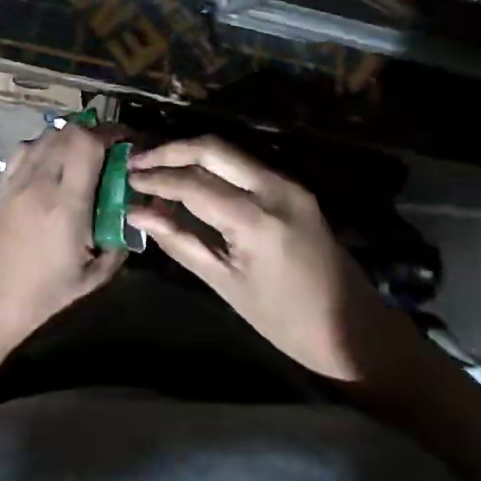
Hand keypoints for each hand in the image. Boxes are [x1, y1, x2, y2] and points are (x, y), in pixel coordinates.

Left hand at [0, 126, 124, 348]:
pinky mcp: (1, 186)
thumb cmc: (47, 293)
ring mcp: (15, 182)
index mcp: (65, 205)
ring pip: (44, 136)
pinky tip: (54, 162)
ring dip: (69, 136)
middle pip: (67, 133)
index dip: (110, 134)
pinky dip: (44, 145)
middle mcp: (38, 184)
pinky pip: (24, 150)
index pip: (87, 145)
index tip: (126, 141)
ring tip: (83, 152)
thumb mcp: (96, 275)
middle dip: (93, 131)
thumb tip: (132, 216)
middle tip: (109, 147)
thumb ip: (119, 242)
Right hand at [127, 137, 422, 387]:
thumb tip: (137, 213)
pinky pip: (244, 167)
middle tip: (136, 161)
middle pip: (212, 149)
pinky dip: (212, 167)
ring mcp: (288, 185)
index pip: (193, 183)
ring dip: (189, 154)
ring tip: (154, 166)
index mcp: (257, 219)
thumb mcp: (225, 284)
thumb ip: (180, 241)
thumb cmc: (285, 320)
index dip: (155, 178)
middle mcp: (275, 189)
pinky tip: (189, 178)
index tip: (125, 177)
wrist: (355, 331)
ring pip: (229, 152)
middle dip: (170, 150)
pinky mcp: (294, 190)